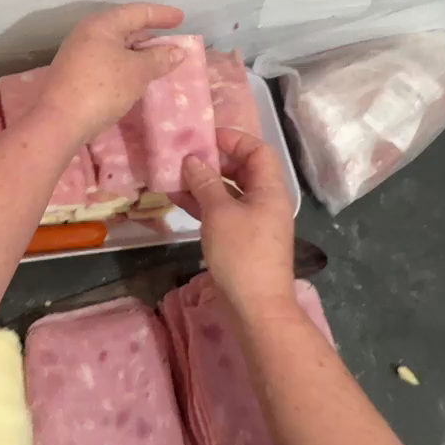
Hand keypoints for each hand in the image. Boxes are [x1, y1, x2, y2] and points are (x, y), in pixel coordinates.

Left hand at [38, 3, 186, 139]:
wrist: (60, 121)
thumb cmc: (102, 89)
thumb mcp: (137, 72)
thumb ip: (159, 59)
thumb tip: (177, 51)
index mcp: (102, 24)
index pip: (137, 12)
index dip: (161, 14)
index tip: (181, 18)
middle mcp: (87, 34)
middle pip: (124, 27)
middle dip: (149, 35)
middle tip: (171, 44)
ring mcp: (78, 54)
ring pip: (115, 46)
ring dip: (137, 53)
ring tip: (158, 62)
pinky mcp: (75, 74)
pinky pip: (107, 61)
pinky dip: (125, 65)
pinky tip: (135, 77)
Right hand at [174, 128, 296, 309]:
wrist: (256, 307)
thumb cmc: (241, 254)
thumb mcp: (219, 213)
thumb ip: (205, 183)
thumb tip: (192, 159)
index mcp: (270, 190)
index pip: (257, 151)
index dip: (233, 139)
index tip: (203, 137)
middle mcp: (265, 201)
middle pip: (243, 169)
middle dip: (214, 160)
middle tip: (184, 155)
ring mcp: (254, 222)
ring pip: (229, 191)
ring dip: (203, 182)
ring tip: (174, 174)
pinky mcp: (241, 239)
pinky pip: (222, 211)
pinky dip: (203, 203)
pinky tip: (177, 199)